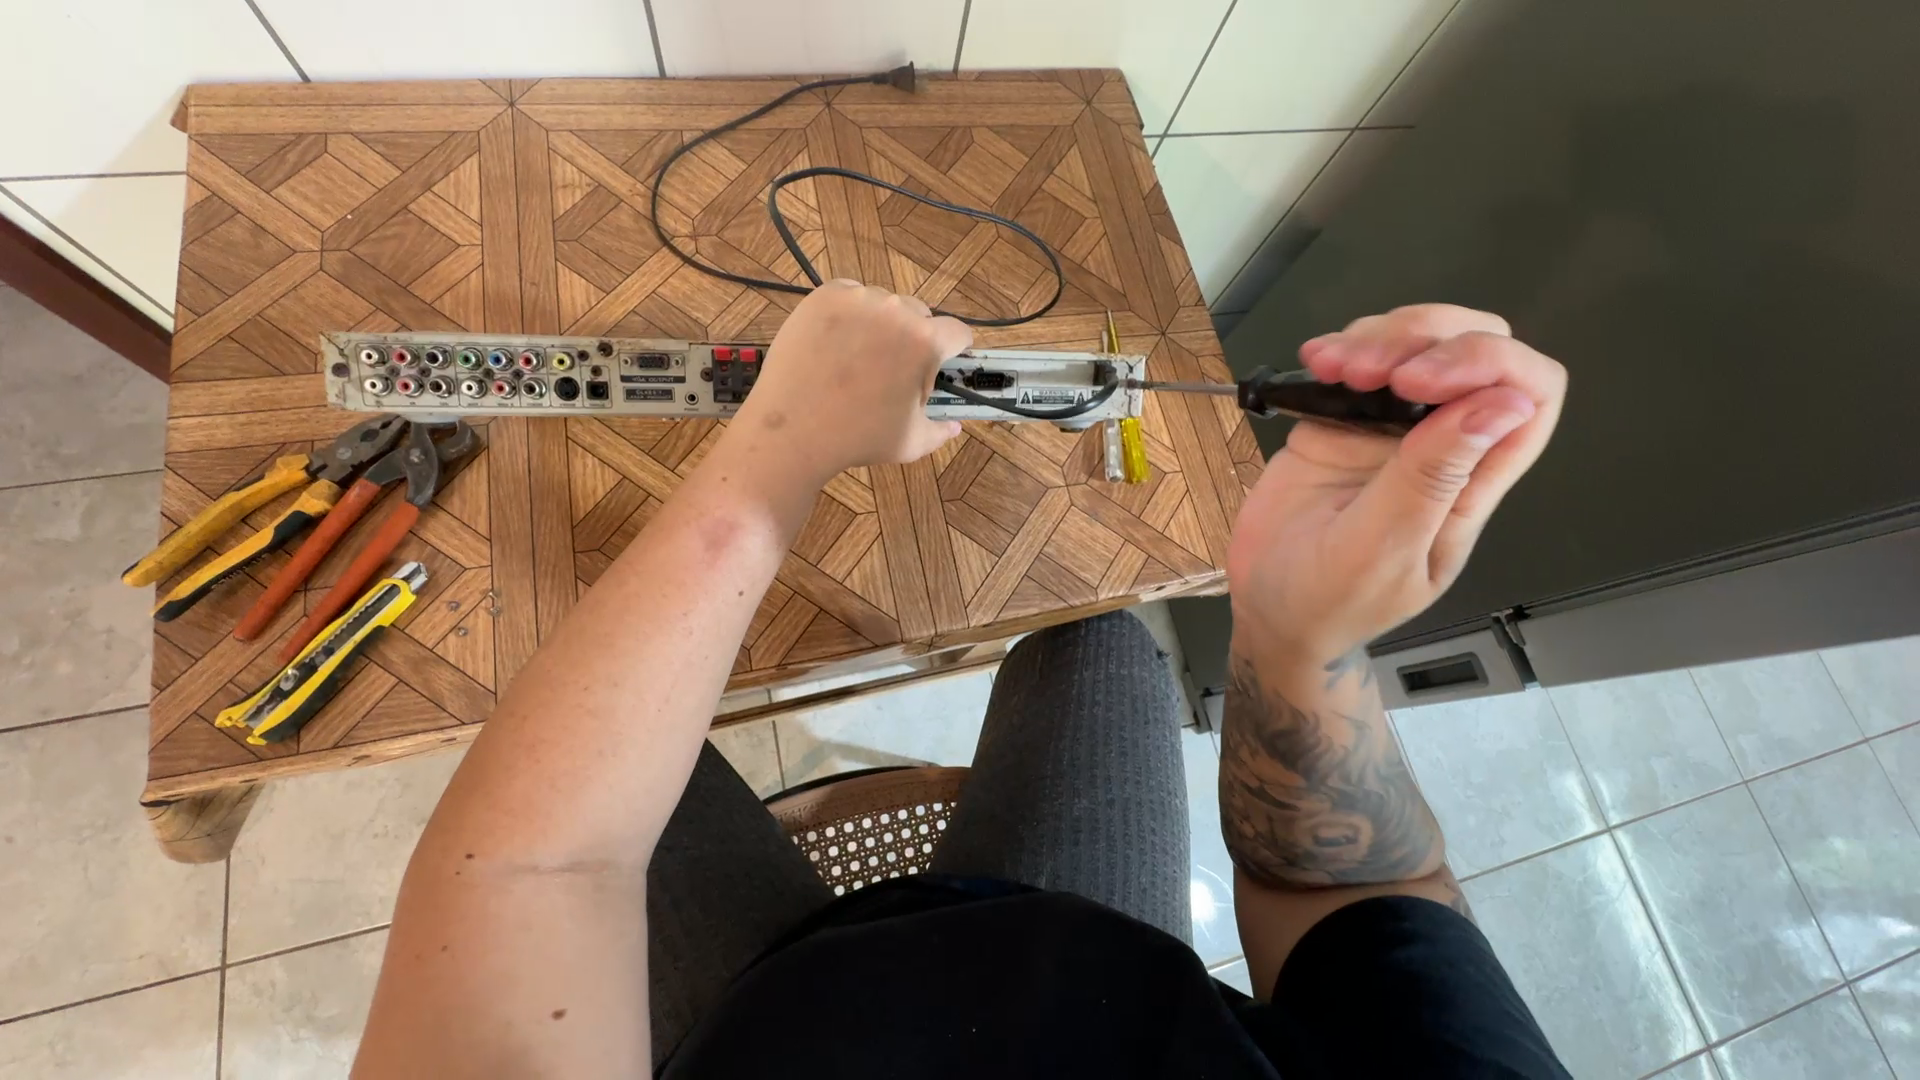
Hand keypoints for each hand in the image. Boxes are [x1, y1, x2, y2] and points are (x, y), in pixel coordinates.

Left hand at [725, 280, 969, 486]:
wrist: (793, 430)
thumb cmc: (857, 439)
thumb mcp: (911, 442)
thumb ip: (940, 431)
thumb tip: (954, 427)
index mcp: (925, 342)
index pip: (957, 332)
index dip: (956, 348)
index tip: (946, 358)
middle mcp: (895, 311)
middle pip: (920, 315)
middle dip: (914, 339)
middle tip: (892, 371)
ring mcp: (857, 299)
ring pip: (884, 304)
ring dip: (882, 325)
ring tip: (860, 359)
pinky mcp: (824, 297)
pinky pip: (851, 296)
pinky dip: (851, 314)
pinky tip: (840, 344)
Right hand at [1226, 304, 1566, 665]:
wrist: (1266, 612)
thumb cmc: (1329, 601)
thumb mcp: (1379, 550)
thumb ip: (1430, 480)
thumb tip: (1502, 404)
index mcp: (1469, 485)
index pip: (1525, 398)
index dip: (1487, 367)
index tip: (1416, 382)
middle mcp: (1439, 447)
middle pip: (1475, 354)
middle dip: (1425, 339)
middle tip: (1361, 368)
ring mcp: (1385, 432)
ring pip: (1416, 348)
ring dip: (1379, 337)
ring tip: (1326, 362)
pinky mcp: (1336, 426)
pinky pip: (1356, 366)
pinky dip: (1339, 347)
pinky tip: (1315, 359)